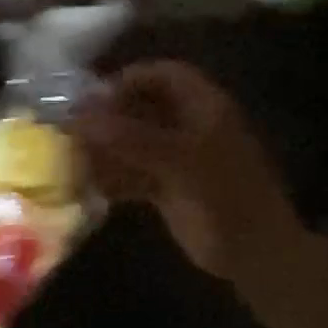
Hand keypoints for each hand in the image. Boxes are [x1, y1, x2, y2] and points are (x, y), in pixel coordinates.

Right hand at [74, 61, 298, 282]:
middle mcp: (190, 125)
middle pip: (144, 107)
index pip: (163, 74)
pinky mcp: (170, 189)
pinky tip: (86, 186)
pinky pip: (136, 173)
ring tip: (70, 157)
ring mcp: (180, 158)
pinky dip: (114, 177)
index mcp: (204, 106)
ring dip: (106, 148)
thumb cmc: (226, 195)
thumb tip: (82, 116)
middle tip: (71, 127)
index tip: (93, 95)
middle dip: (110, 115)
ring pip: (136, 142)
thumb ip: (132, 137)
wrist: (256, 253)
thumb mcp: (181, 160)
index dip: (130, 78)